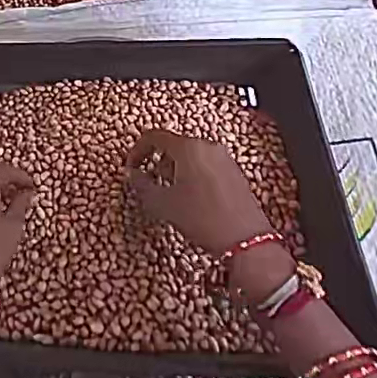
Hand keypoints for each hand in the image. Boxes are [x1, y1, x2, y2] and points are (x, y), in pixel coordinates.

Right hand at [125, 130, 273, 254]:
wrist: (245, 240)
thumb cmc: (203, 219)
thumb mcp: (163, 204)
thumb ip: (142, 185)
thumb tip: (132, 174)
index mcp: (189, 147)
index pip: (155, 137)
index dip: (138, 150)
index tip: (131, 167)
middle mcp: (208, 146)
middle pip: (174, 145)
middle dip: (157, 162)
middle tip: (149, 182)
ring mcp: (224, 158)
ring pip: (191, 155)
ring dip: (174, 169)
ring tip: (169, 194)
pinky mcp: (234, 172)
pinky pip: (206, 165)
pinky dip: (192, 174)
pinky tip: (191, 198)